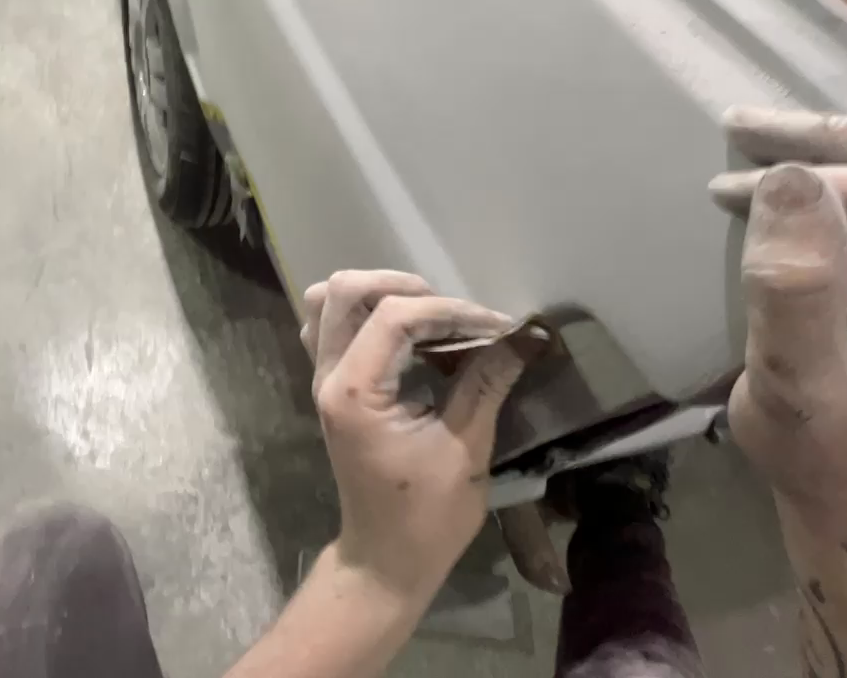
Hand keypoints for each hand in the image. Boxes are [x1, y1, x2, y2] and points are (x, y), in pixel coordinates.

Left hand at [300, 270, 527, 599]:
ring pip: (327, 302)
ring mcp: (322, 377)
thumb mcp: (465, 448)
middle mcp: (327, 375)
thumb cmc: (426, 516)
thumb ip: (486, 381)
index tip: (494, 325)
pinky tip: (403, 331)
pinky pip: (328, 326)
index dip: (448, 310)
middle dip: (404, 287)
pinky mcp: (330, 383)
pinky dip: (362, 313)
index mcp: (354, 392)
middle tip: (453, 315)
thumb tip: (524, 335)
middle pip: (345, 291)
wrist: (385, 558)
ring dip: (377, 293)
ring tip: (426, 314)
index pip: (392, 316)